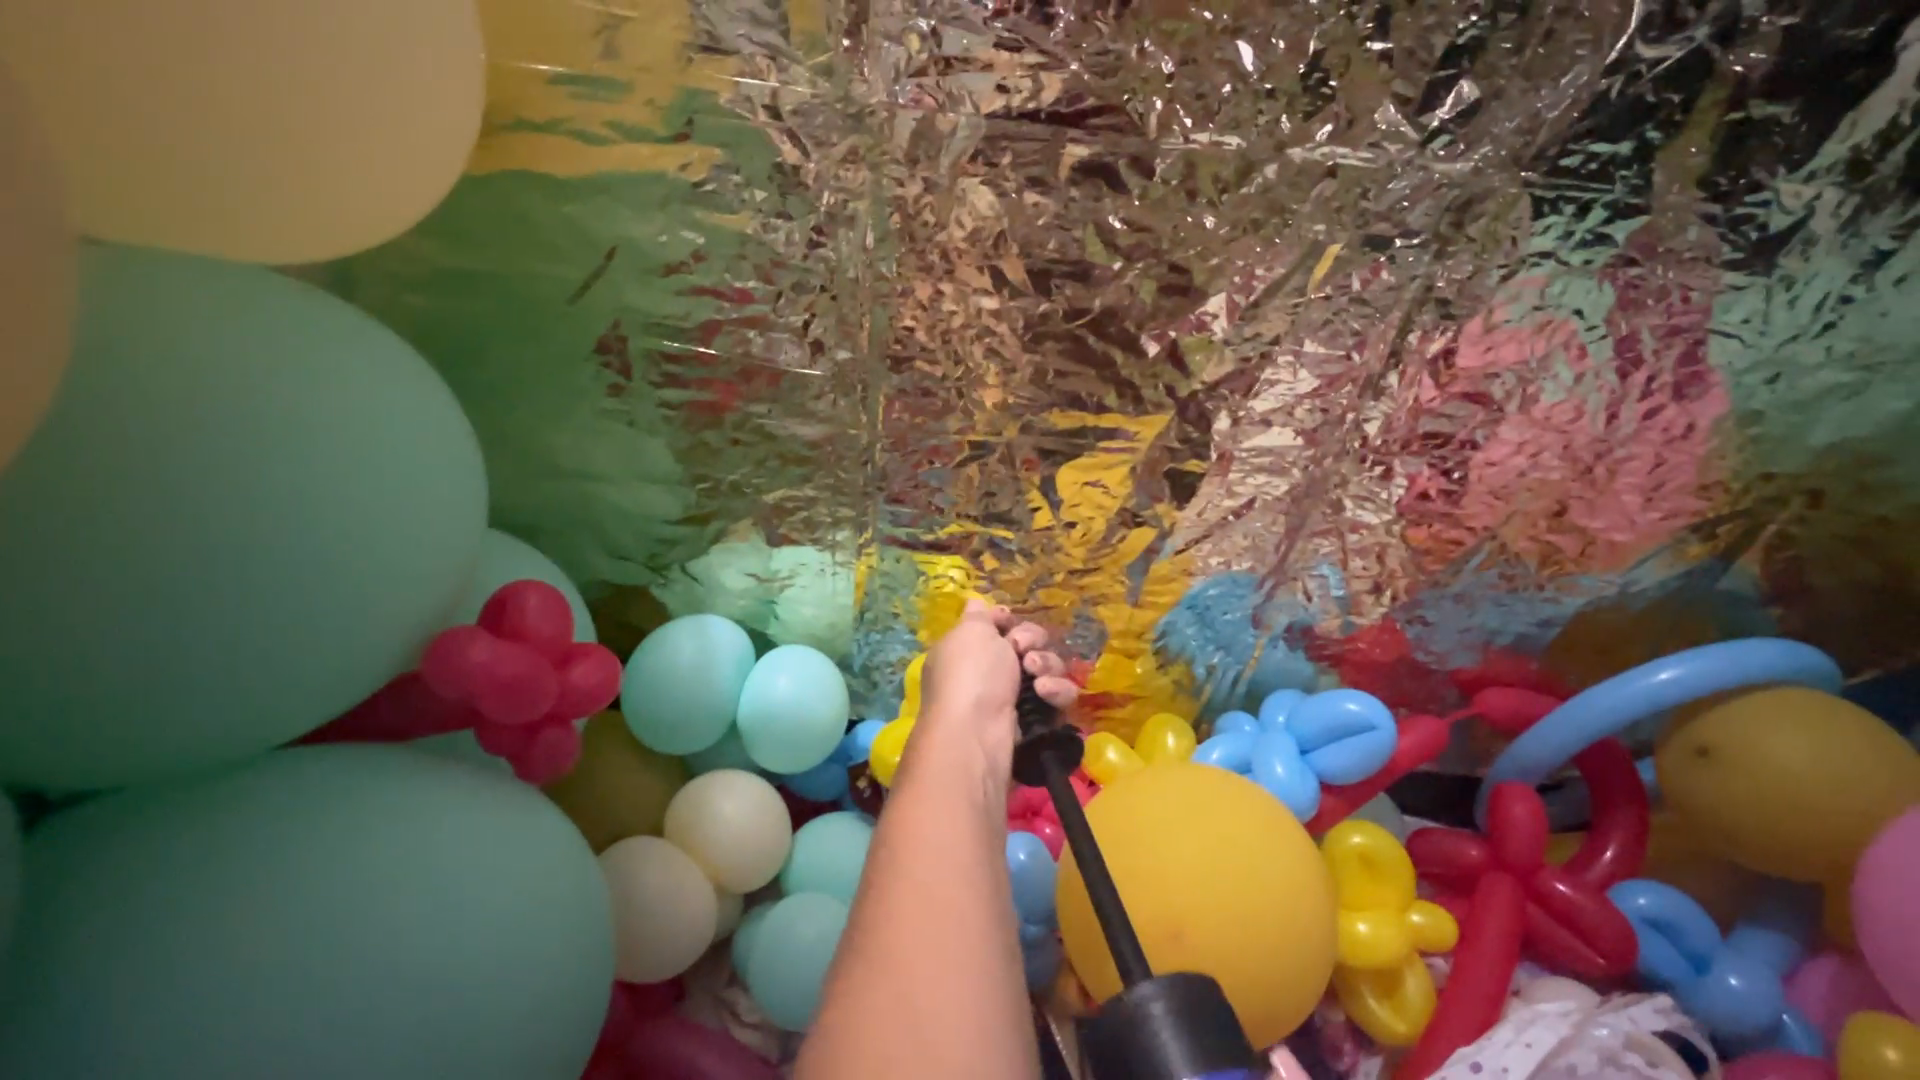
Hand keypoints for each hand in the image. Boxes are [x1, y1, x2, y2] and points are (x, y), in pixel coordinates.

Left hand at [919, 596, 1077, 765]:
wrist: (977, 733)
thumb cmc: (970, 674)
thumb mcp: (970, 632)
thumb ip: (979, 615)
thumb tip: (976, 603)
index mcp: (966, 651)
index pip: (996, 628)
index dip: (1007, 621)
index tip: (1008, 622)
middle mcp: (988, 674)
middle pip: (1027, 645)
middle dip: (1031, 640)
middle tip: (1022, 650)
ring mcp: (1013, 698)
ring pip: (1047, 669)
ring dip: (1046, 665)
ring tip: (1034, 674)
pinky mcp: (1036, 721)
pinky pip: (1057, 698)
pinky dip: (1056, 692)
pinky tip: (1044, 693)